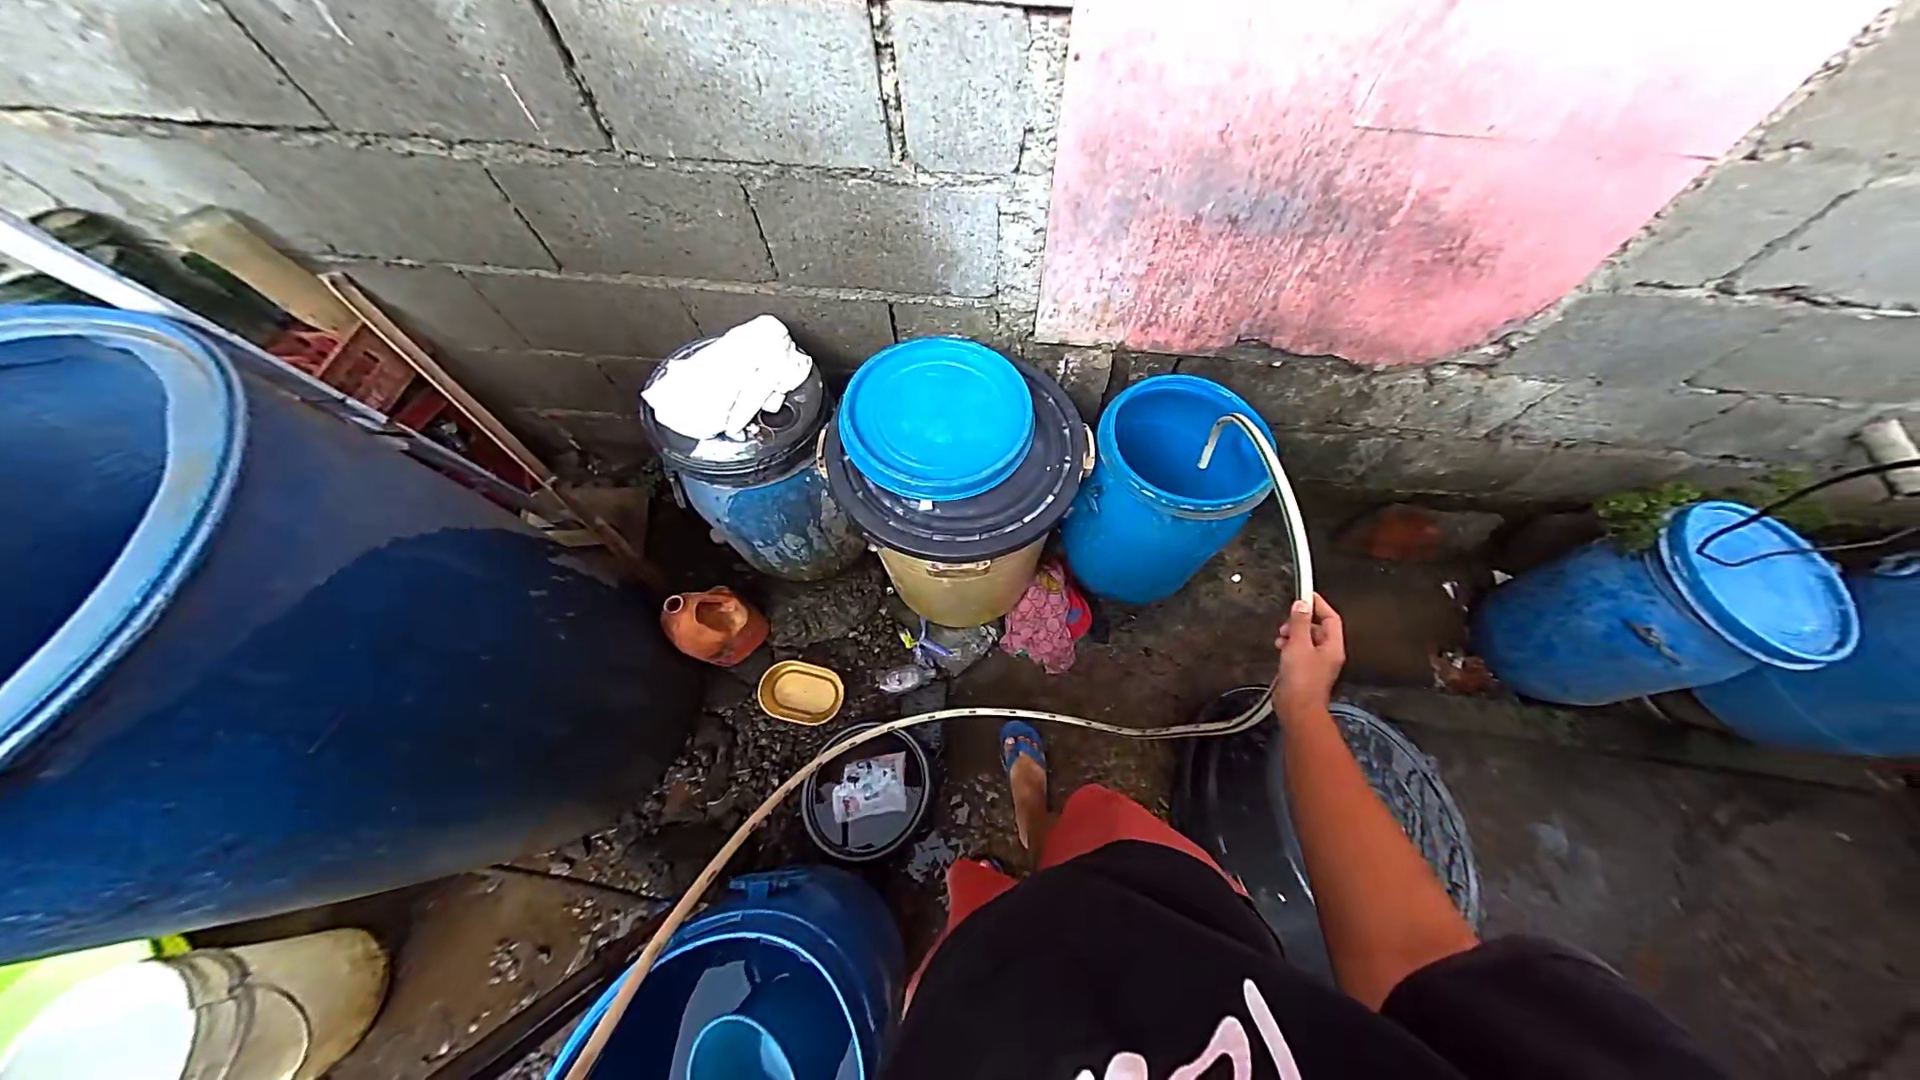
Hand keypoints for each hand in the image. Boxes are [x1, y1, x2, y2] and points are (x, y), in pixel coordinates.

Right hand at [1274, 592, 1345, 715]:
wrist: (1297, 707)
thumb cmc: (1301, 677)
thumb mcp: (1298, 645)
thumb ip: (1300, 623)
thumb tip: (1302, 604)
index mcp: (1333, 646)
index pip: (1330, 618)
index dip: (1319, 605)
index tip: (1306, 594)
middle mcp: (1328, 653)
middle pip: (1318, 628)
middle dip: (1301, 621)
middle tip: (1287, 623)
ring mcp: (1317, 662)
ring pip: (1307, 639)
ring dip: (1294, 634)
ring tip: (1281, 636)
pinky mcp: (1305, 670)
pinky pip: (1299, 650)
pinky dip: (1290, 645)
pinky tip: (1280, 648)